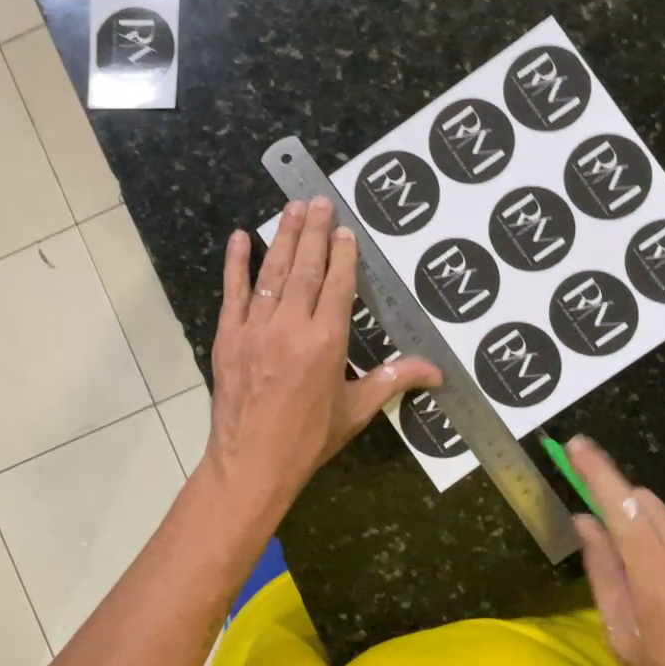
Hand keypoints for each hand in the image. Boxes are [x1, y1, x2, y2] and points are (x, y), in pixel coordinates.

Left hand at [204, 197, 440, 517]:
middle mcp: (291, 326)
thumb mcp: (355, 410)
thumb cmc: (308, 438)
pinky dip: (236, 263)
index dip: (343, 254)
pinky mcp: (228, 336)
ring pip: (273, 273)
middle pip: (306, 268)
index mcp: (326, 341)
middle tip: (320, 201)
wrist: (251, 464)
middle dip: (315, 232)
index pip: (337, 285)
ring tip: (293, 207)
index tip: (345, 229)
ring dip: (284, 237)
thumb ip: (392, 380)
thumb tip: (437, 372)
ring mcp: (255, 328)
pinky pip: (233, 292)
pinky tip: (241, 238)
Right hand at [567, 437, 664, 665]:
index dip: (598, 474)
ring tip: (636, 574)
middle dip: (615, 499)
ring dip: (640, 527)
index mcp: (662, 587)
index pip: (625, 512)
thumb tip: (584, 521)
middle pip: (646, 504)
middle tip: (592, 514)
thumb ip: (603, 574)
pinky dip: (664, 547)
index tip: (576, 446)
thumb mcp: (625, 641)